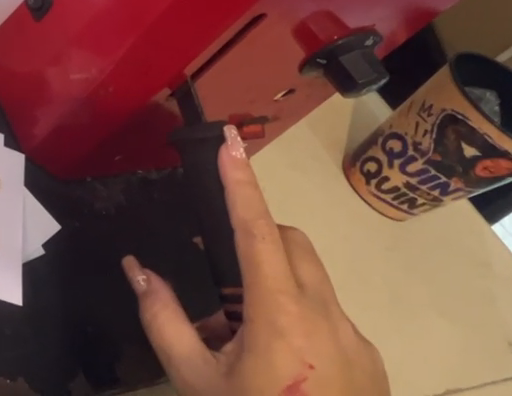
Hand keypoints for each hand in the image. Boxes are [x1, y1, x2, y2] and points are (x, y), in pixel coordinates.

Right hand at [123, 126, 389, 395]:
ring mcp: (357, 343)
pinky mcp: (374, 367)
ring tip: (243, 336)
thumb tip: (137, 269)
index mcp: (282, 316)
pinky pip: (330, 316)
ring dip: (274, 281)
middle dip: (254, 236)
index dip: (240, 182)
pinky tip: (280, 367)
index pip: (257, 230)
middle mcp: (328, 317)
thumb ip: (163, 319)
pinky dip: (298, 316)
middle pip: (290, 244)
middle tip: (217, 281)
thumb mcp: (197, 381)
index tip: (229, 139)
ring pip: (311, 280)